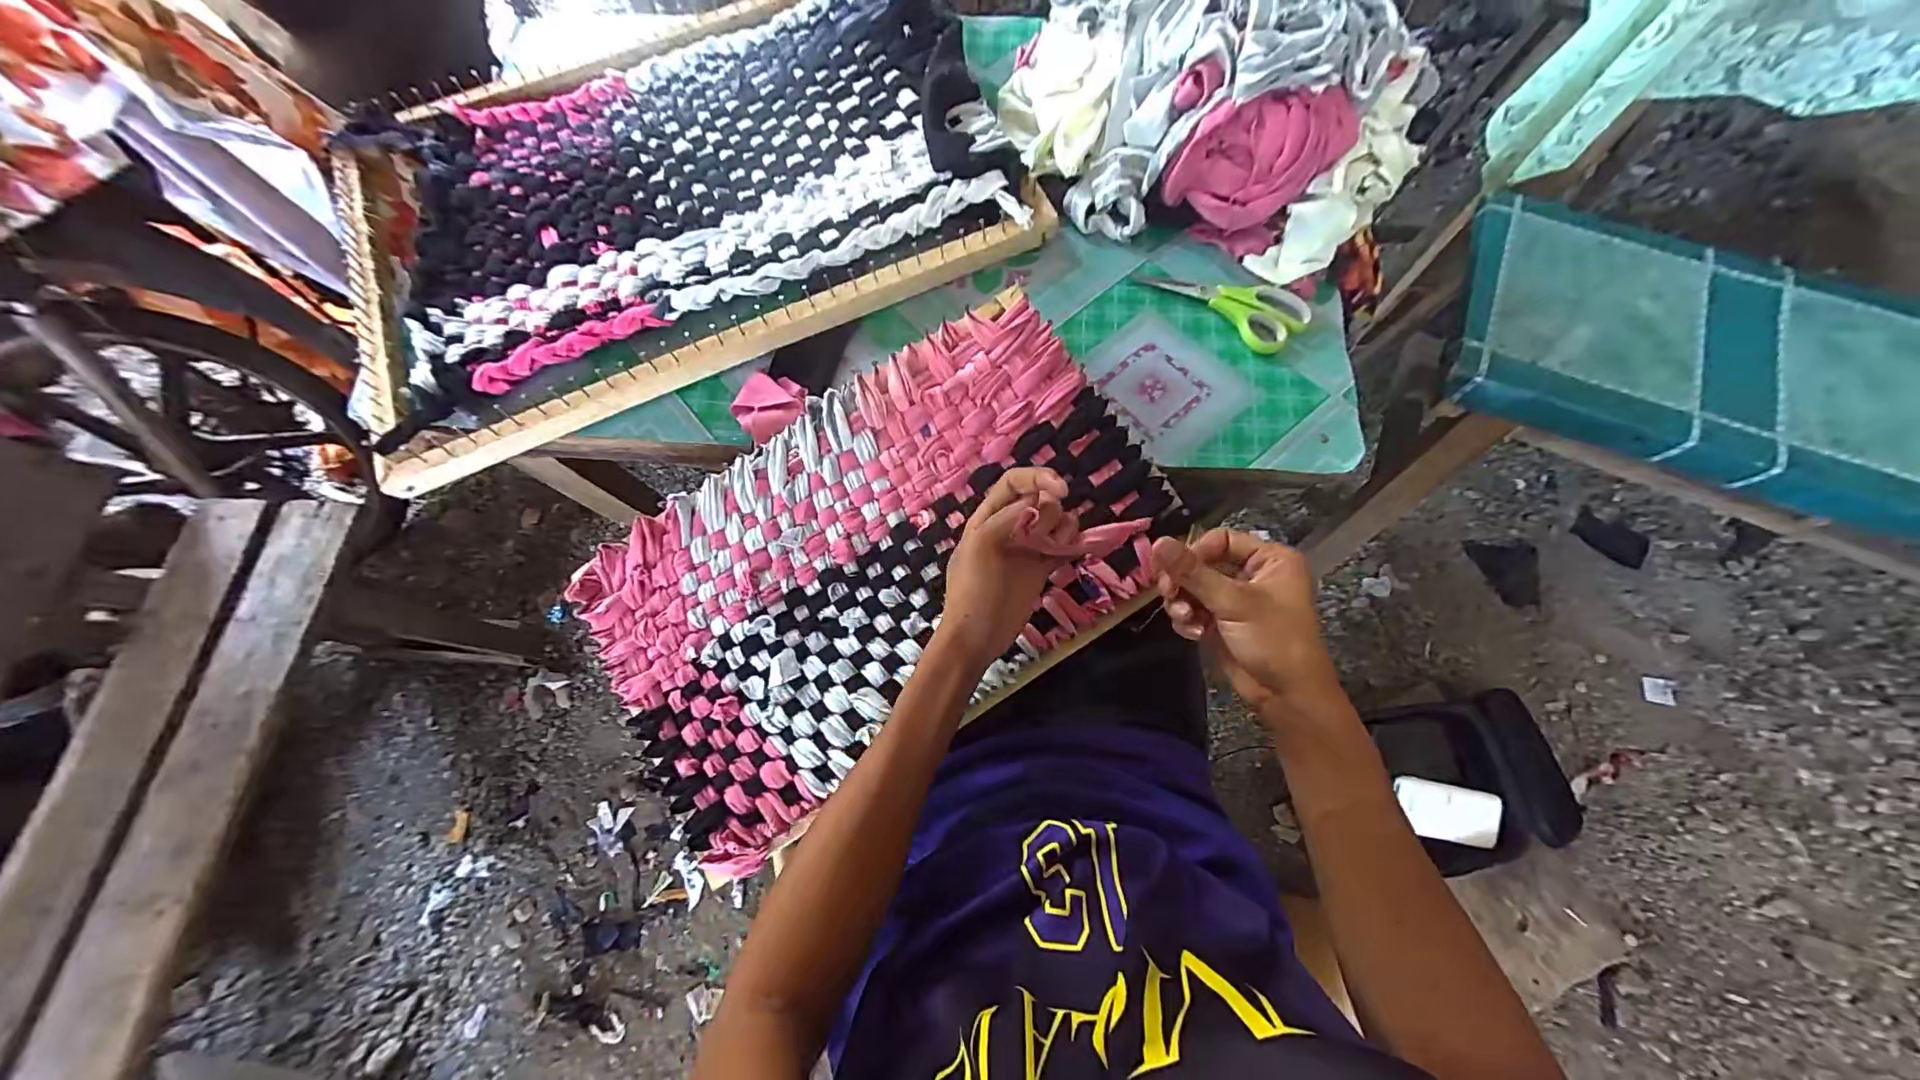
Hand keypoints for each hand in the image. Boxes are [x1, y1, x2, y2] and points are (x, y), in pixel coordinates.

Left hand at [934, 467, 1073, 670]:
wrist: (977, 637)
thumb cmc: (972, 591)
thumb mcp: (981, 546)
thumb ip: (1009, 518)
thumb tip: (1039, 505)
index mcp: (988, 517)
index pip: (1015, 482)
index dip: (1039, 477)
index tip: (1062, 490)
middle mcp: (1010, 527)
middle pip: (1043, 500)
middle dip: (1051, 512)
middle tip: (1042, 539)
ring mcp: (1028, 548)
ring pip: (1058, 522)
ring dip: (1065, 530)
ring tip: (1055, 550)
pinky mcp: (1042, 568)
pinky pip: (1065, 546)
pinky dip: (1075, 545)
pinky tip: (1076, 552)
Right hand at [1149, 529, 1342, 715]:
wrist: (1287, 696)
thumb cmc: (1274, 641)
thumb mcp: (1233, 602)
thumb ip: (1192, 571)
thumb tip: (1157, 542)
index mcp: (1270, 560)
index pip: (1220, 540)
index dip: (1195, 552)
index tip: (1173, 570)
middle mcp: (1252, 575)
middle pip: (1201, 563)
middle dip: (1183, 581)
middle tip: (1168, 593)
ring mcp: (1235, 600)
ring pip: (1192, 588)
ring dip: (1182, 602)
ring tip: (1186, 619)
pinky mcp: (1221, 623)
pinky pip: (1193, 609)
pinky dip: (1188, 619)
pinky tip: (1194, 633)